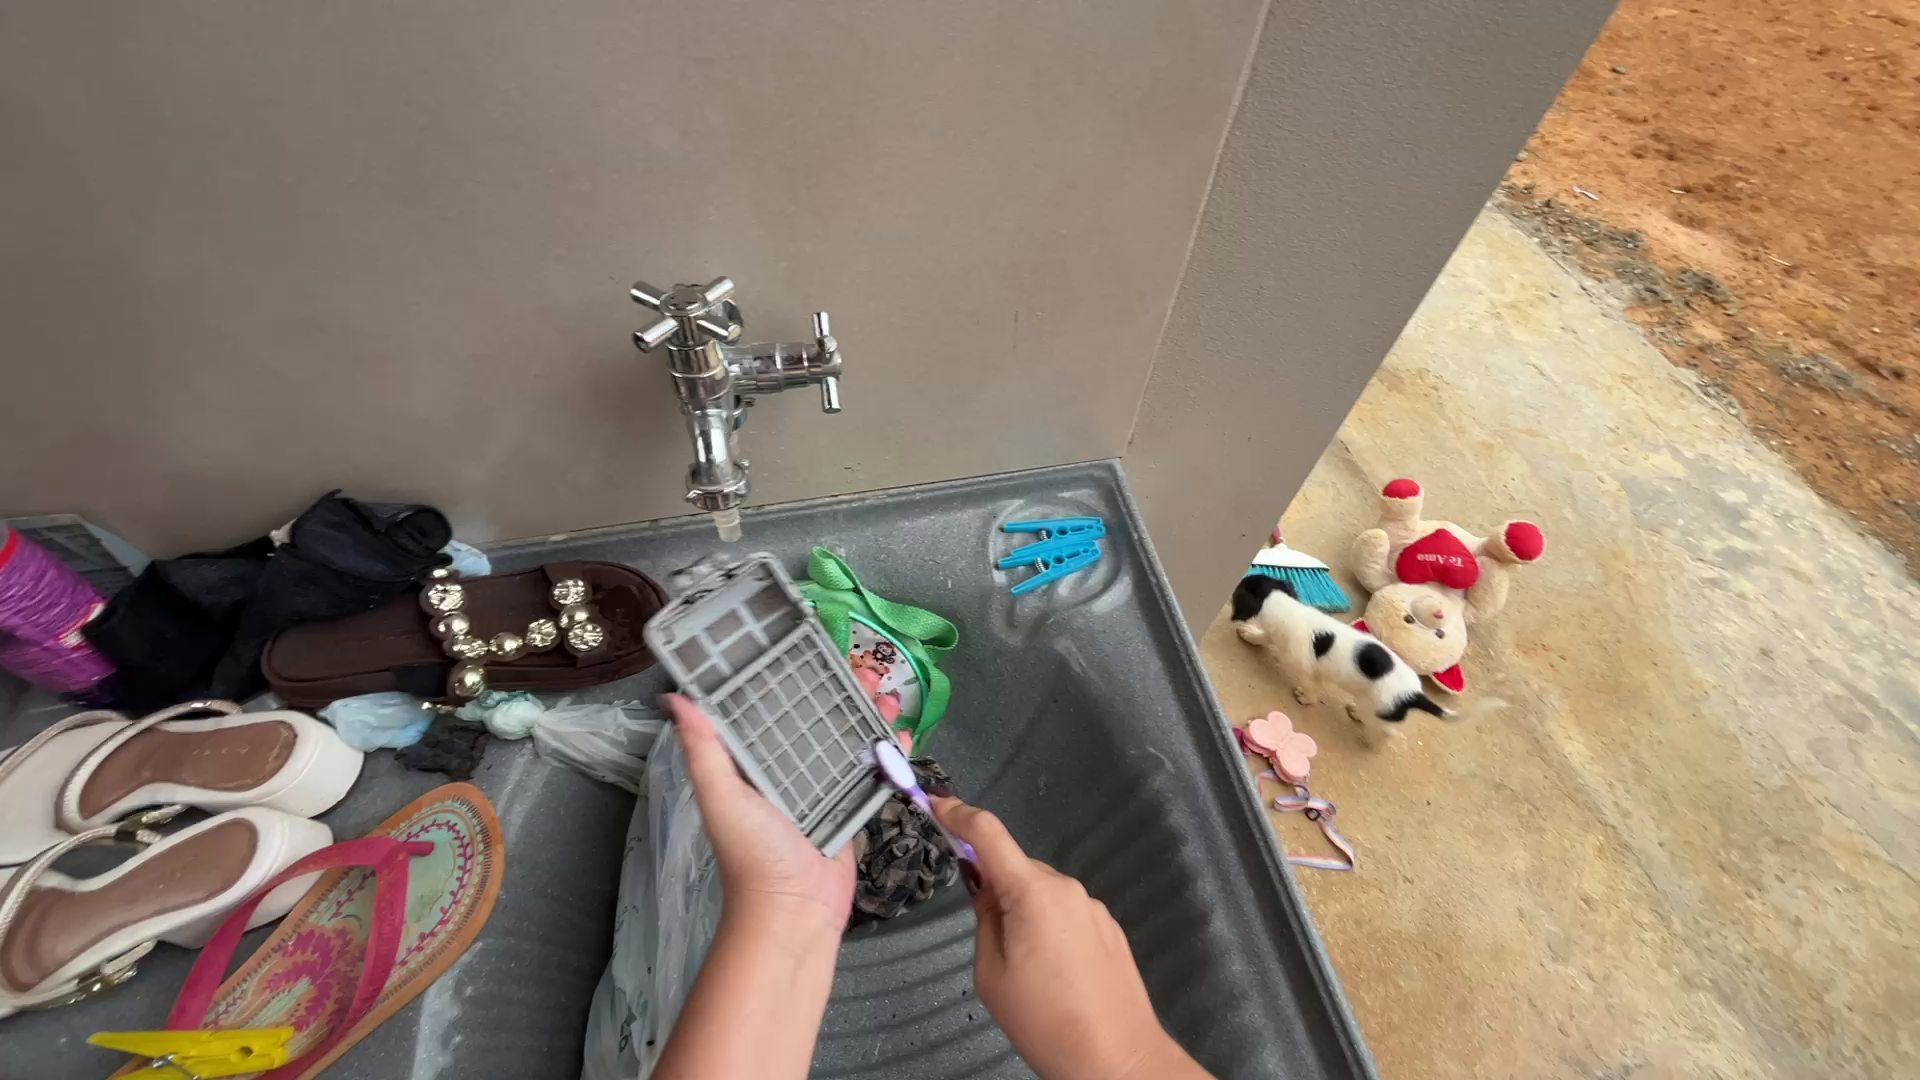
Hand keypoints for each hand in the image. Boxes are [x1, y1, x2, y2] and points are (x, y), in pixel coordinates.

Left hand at [661, 668, 901, 934]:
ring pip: (852, 737)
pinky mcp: (853, 805)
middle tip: (868, 672)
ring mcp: (826, 785)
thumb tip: (675, 698)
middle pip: (822, 716)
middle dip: (845, 690)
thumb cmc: (754, 854)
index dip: (798, 677)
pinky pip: (874, 769)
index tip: (819, 652)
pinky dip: (890, 751)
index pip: (778, 707)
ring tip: (890, 696)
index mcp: (759, 761)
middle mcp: (792, 767)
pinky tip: (904, 734)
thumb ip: (704, 749)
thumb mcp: (722, 797)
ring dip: (872, 714)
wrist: (793, 913)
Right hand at [933, 797, 1211, 1079]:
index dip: (958, 813)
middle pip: (1015, 869)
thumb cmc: (1045, 1022)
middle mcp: (1064, 886)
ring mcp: (1091, 904)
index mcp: (1032, 892)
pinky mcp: (1108, 924)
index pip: (988, 833)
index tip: (934, 801)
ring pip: (1041, 892)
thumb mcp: (992, 974)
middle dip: (995, 889)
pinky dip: (1050, 927)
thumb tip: (985, 888)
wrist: (1119, 1061)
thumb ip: (984, 918)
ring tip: (1030, 971)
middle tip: (991, 942)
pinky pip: (1065, 911)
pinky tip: (1057, 973)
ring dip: (1025, 912)